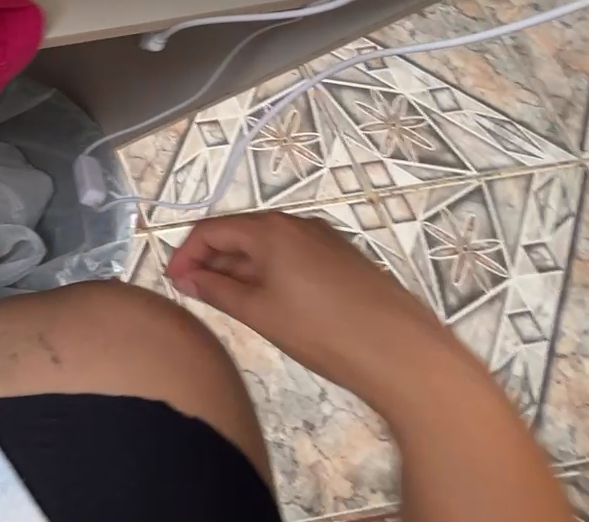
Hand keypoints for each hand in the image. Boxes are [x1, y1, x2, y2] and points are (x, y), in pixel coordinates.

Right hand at [165, 211, 457, 399]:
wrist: (414, 363)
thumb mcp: (258, 312)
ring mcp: (328, 241)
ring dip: (241, 269)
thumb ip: (214, 290)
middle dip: (212, 261)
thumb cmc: (325, 333)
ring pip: (267, 247)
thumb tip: (185, 279)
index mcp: (271, 229)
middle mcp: (298, 225)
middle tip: (197, 292)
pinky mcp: (349, 262)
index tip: (174, 283)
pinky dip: (271, 273)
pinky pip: (294, 257)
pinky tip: (273, 302)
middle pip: (238, 234)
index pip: (210, 231)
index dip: (186, 255)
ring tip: (231, 300)